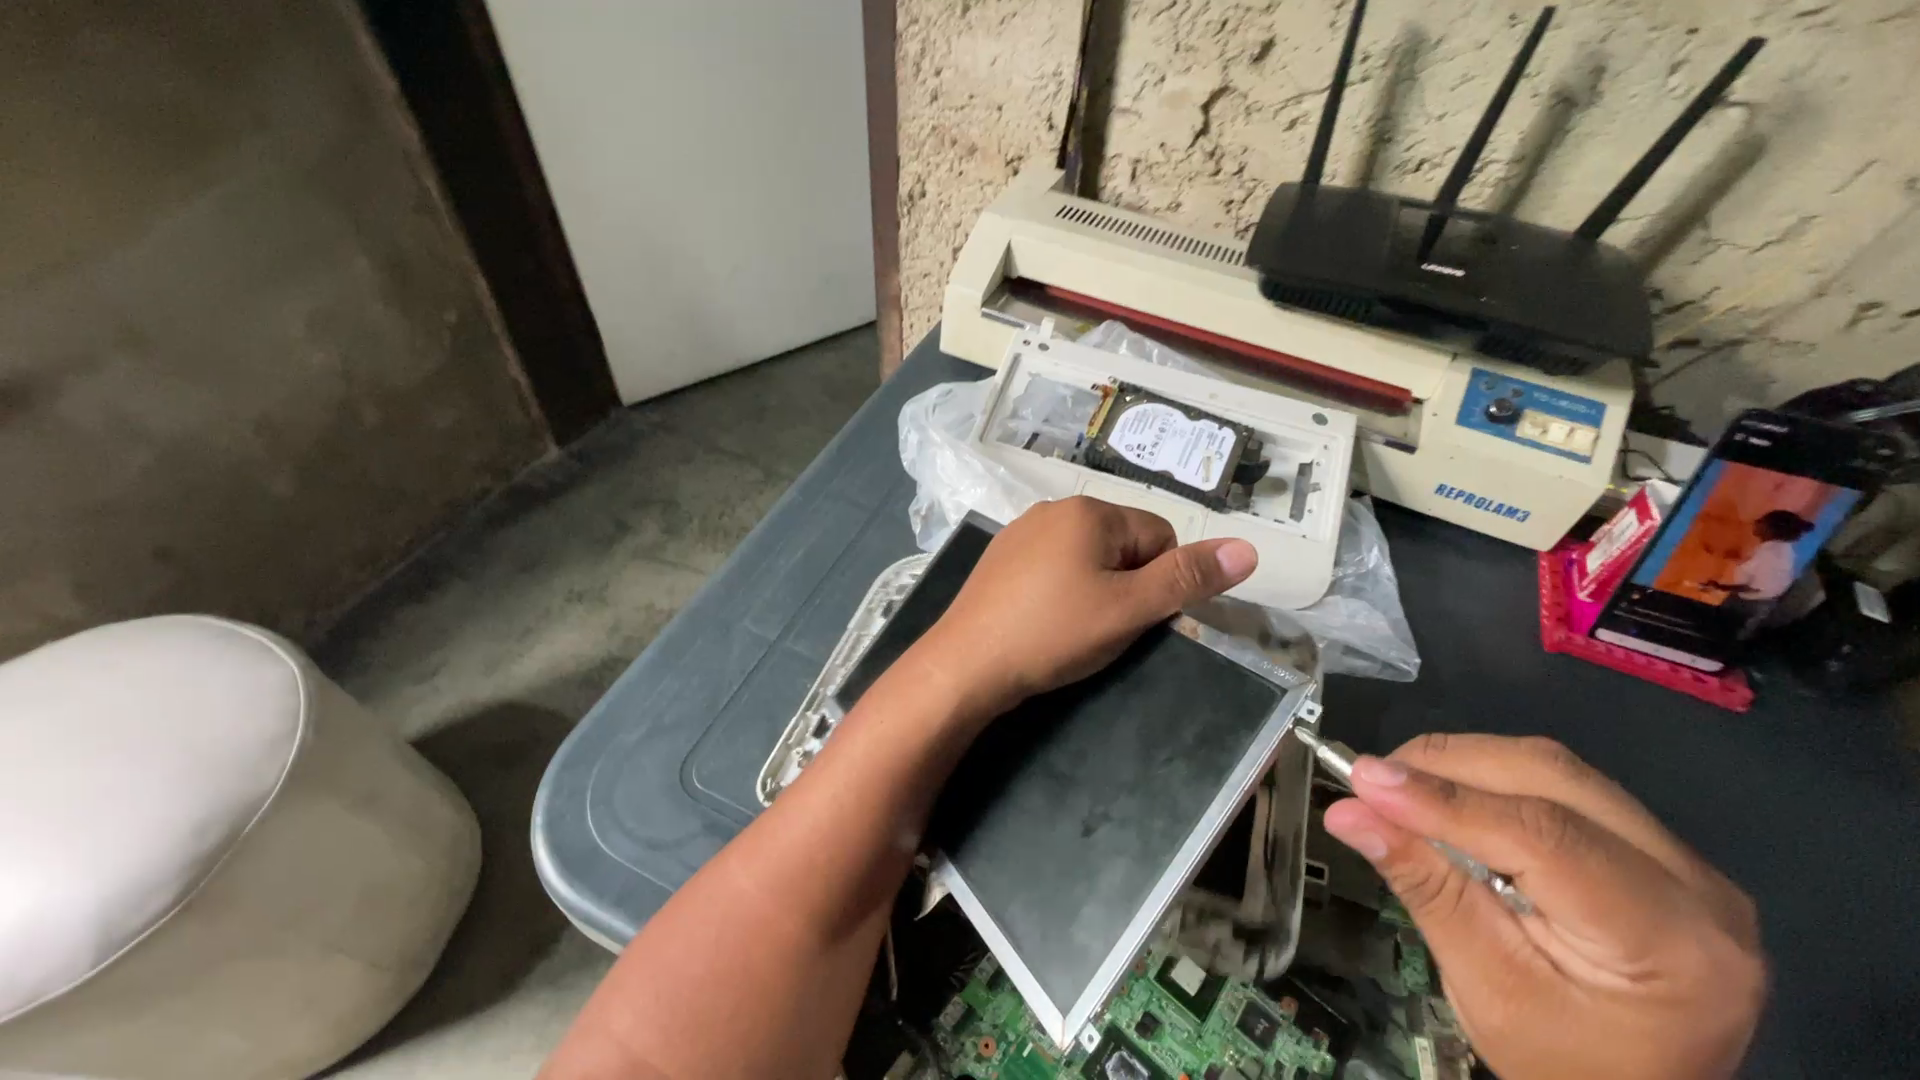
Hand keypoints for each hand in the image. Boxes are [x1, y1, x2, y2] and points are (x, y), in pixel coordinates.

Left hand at [906, 496, 1256, 714]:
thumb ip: (1188, 579)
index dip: (1159, 583)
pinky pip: (1052, 568)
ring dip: (1095, 591)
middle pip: (1123, 545)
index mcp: (1090, 510)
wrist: (966, 665)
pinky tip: (1043, 624)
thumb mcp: (1130, 609)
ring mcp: (1020, 531)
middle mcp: (1054, 508)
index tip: (1132, 618)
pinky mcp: (1000, 559)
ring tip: (1071, 631)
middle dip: (1126, 586)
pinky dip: (1060, 594)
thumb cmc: (1053, 634)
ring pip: (1087, 559)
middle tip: (1101, 629)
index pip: (1160, 537)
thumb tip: (1249, 548)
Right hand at [1321, 734, 1765, 1079]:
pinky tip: (1452, 801)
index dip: (1446, 800)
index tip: (1362, 779)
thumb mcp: (1486, 989)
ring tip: (1402, 786)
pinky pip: (1568, 788)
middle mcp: (1698, 884)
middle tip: (1373, 778)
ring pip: (1559, 771)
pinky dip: (1495, 782)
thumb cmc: (1562, 1062)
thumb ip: (1427, 890)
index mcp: (1668, 940)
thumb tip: (1349, 813)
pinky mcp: (1663, 851)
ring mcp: (1688, 862)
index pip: (1545, 836)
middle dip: (1451, 765)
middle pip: (1556, 780)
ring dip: (1468, 766)